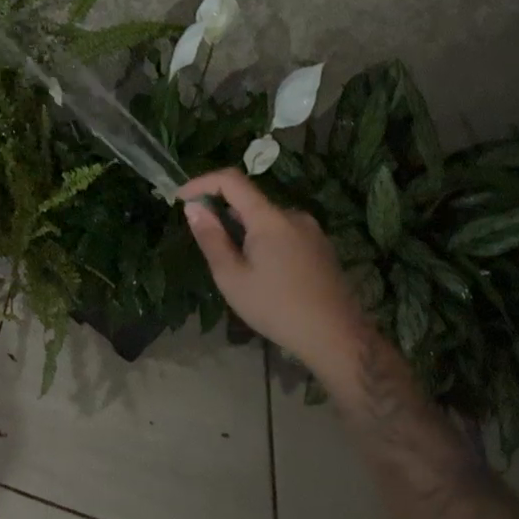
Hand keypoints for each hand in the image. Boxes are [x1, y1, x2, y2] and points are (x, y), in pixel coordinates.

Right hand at [179, 169, 369, 385]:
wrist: (338, 338)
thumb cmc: (277, 308)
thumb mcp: (232, 277)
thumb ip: (211, 238)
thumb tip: (194, 208)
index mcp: (270, 218)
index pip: (231, 180)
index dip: (201, 183)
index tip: (180, 199)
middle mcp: (293, 215)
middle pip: (249, 200)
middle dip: (222, 213)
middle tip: (207, 244)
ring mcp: (311, 231)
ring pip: (266, 218)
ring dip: (243, 230)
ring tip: (236, 266)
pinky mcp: (321, 247)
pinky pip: (283, 231)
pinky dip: (263, 240)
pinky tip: (263, 273)